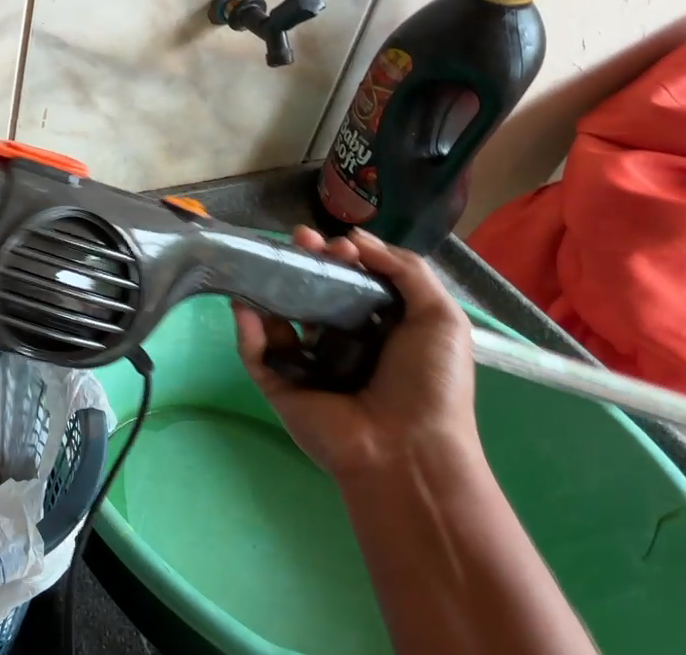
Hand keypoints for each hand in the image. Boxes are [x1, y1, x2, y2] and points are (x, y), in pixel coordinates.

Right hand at [233, 226, 478, 483]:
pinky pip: (255, 350)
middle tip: (296, 241)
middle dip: (302, 263)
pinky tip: (244, 304)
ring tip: (266, 264)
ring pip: (276, 317)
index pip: (350, 283)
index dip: (341, 258)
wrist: (407, 448)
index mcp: (379, 330)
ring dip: (269, 287)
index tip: (334, 243)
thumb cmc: (431, 384)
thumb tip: (353, 237)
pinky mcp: (277, 383)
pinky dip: (246, 327)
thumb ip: (406, 271)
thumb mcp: (441, 319)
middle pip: (310, 293)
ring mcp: (304, 363)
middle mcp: (338, 342)